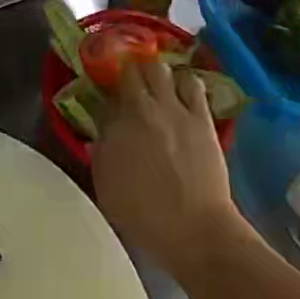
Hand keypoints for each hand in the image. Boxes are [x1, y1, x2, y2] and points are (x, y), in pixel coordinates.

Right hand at [90, 59, 245, 273]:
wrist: (195, 230)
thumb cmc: (146, 218)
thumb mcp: (107, 191)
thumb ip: (100, 158)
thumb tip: (98, 138)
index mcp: (115, 128)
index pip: (104, 99)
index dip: (104, 98)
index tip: (107, 103)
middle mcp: (141, 109)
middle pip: (130, 73)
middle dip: (127, 73)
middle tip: (129, 83)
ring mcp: (173, 108)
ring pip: (160, 68)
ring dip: (155, 72)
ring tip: (157, 83)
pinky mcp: (200, 116)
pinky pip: (193, 84)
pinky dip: (185, 83)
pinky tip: (184, 91)